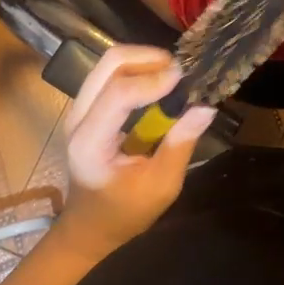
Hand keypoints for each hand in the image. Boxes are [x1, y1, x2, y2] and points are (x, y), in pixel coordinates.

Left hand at [54, 46, 216, 256]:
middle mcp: (78, 117)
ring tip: (171, 75)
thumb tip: (206, 107)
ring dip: (143, 60)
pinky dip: (136, 68)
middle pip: (110, 64)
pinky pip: (110, 72)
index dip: (153, 80)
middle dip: (148, 58)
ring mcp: (79, 108)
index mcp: (90, 143)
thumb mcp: (160, 187)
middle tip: (179, 72)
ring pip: (109, 62)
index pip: (118, 94)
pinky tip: (157, 81)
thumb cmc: (124, 213)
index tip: (184, 78)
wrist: (89, 226)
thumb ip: (180, 145)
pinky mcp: (87, 104)